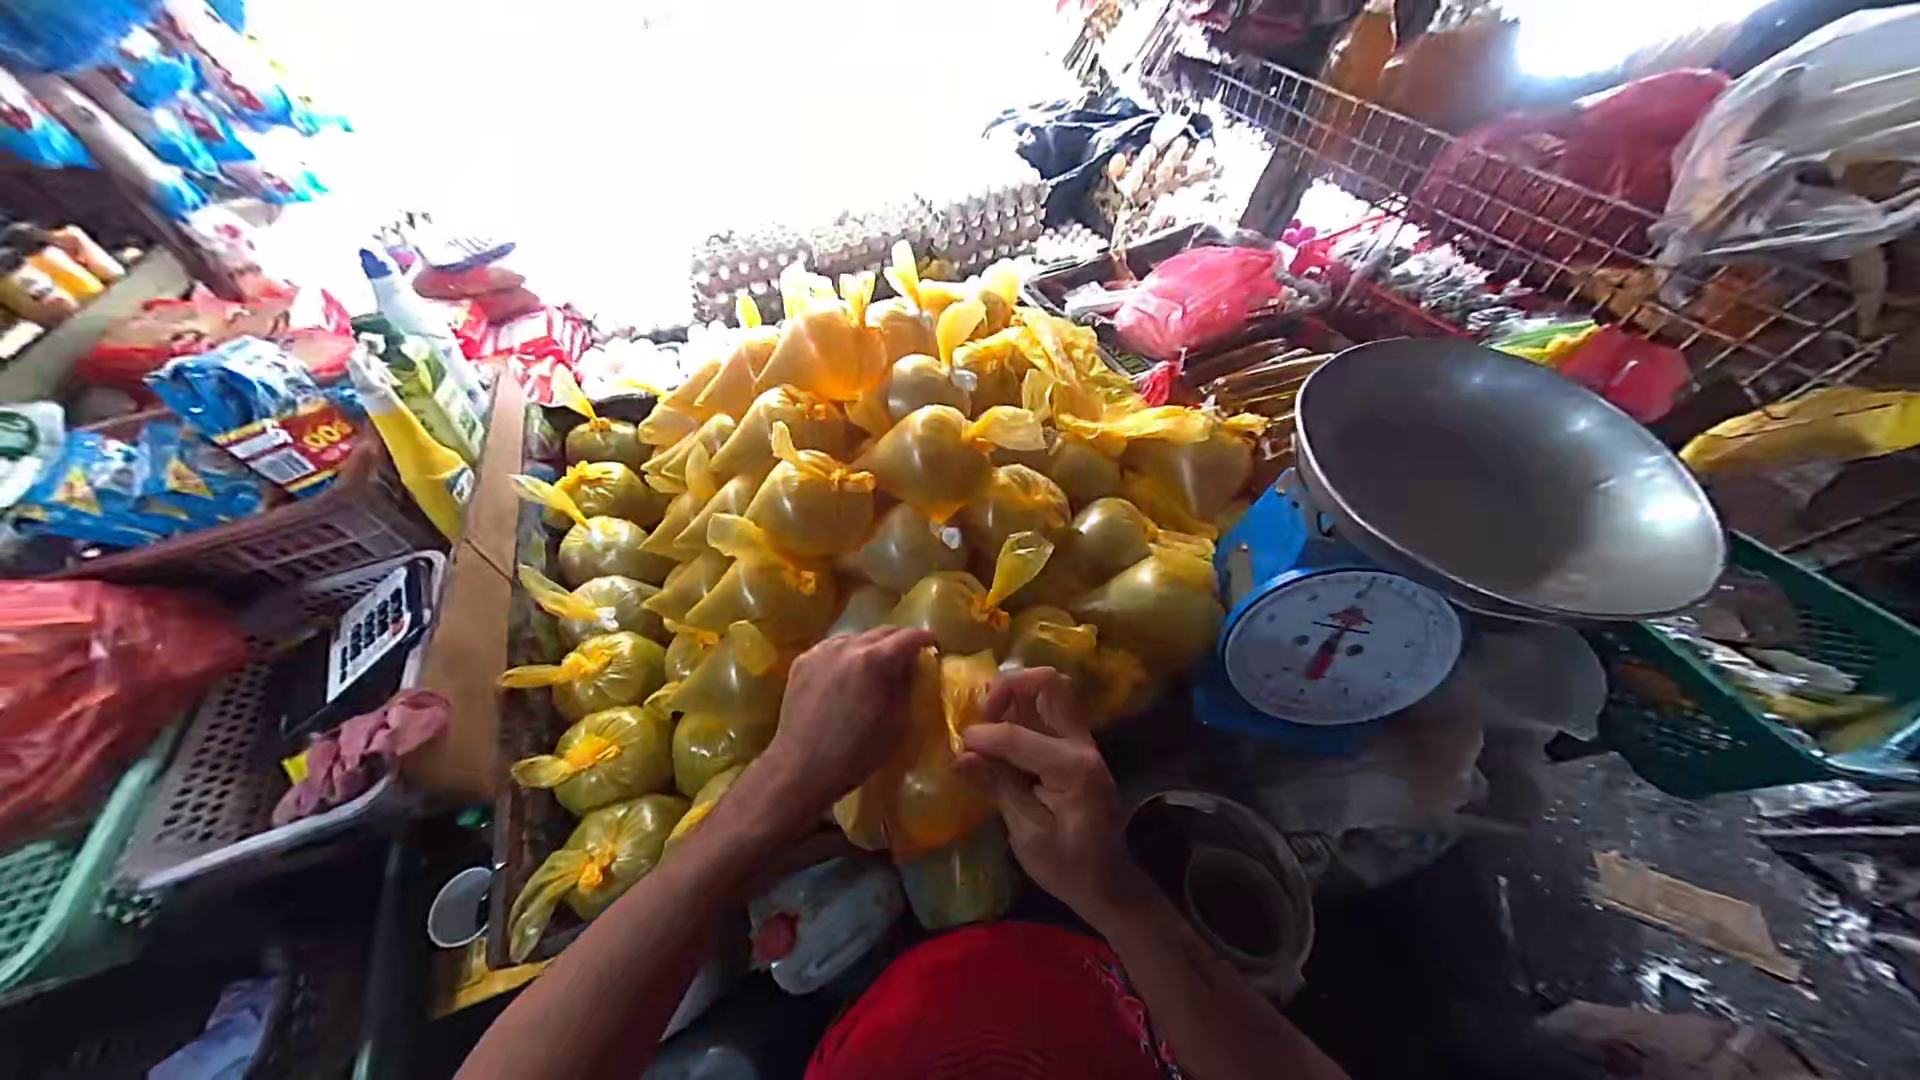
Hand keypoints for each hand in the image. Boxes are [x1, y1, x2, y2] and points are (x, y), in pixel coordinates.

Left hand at [755, 627, 934, 819]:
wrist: (800, 770)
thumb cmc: (856, 754)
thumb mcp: (896, 723)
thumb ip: (907, 686)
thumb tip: (912, 664)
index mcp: (875, 660)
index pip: (909, 636)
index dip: (925, 638)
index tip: (934, 644)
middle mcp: (848, 646)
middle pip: (883, 631)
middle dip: (900, 640)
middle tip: (908, 655)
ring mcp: (822, 651)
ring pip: (856, 637)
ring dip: (872, 645)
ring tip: (875, 664)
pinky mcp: (803, 660)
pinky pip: (833, 648)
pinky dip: (846, 654)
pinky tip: (847, 672)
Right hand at [956, 667, 1152, 929]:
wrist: (1110, 883)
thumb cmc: (1069, 868)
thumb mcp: (1028, 835)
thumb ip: (998, 787)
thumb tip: (960, 756)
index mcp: (1073, 768)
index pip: (1018, 735)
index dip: (983, 736)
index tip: (960, 746)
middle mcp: (1083, 744)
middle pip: (1050, 684)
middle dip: (1010, 687)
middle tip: (984, 715)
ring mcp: (1083, 742)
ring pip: (1052, 690)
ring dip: (1017, 694)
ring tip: (990, 720)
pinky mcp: (1077, 746)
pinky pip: (1050, 709)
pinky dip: (1023, 709)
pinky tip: (1002, 733)